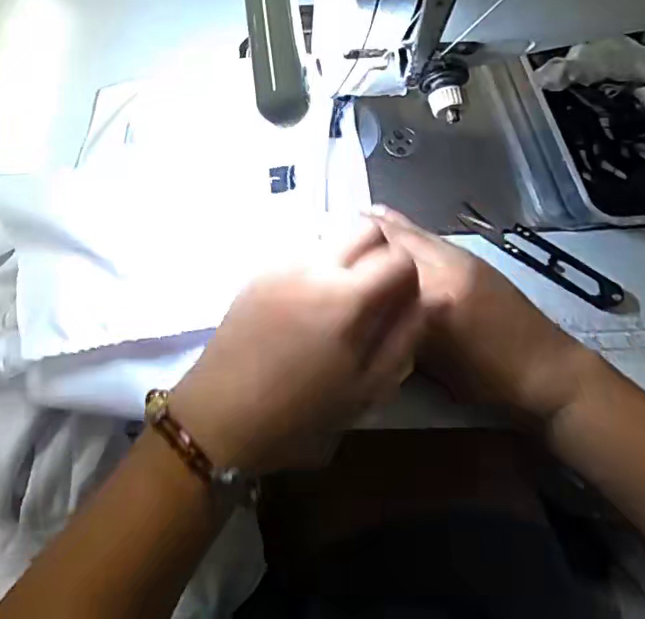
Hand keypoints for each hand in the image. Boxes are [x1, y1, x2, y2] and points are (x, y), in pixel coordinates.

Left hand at [170, 221, 423, 473]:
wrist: (219, 416)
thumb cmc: (298, 413)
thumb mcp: (365, 390)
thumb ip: (404, 338)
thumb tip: (424, 302)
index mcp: (347, 298)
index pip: (399, 256)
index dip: (410, 275)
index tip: (403, 298)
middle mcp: (316, 266)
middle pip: (366, 228)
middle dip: (383, 251)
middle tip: (378, 287)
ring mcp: (284, 263)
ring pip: (334, 233)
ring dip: (350, 253)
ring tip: (343, 292)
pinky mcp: (261, 269)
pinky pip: (304, 248)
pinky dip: (320, 261)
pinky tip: (311, 298)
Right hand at [365, 206, 602, 424]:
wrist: (548, 371)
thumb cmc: (490, 382)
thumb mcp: (436, 366)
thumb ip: (404, 329)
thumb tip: (375, 310)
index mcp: (436, 296)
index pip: (387, 267)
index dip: (360, 256)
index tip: (334, 248)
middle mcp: (448, 267)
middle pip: (402, 240)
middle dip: (374, 229)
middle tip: (346, 221)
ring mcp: (466, 259)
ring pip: (421, 235)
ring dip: (395, 226)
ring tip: (369, 215)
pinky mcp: (478, 261)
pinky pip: (437, 241)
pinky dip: (417, 235)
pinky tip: (406, 235)